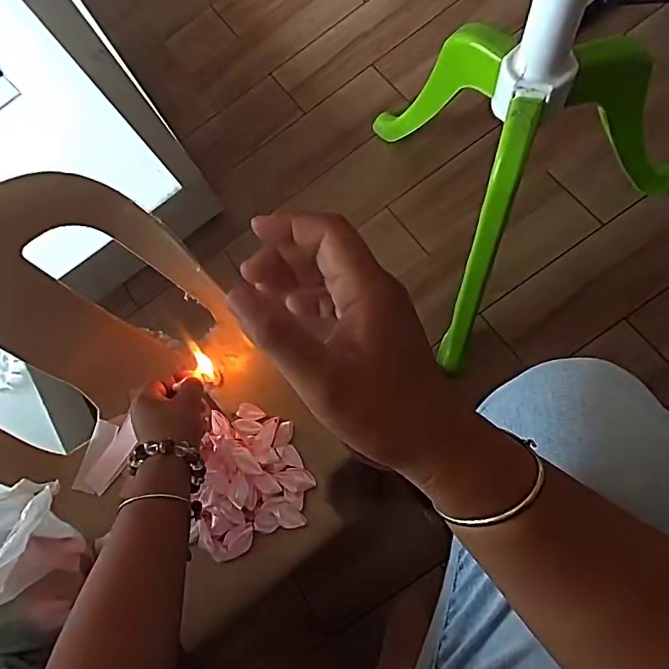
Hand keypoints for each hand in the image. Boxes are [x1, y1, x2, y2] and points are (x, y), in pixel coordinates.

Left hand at [123, 377, 206, 497]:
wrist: (169, 465)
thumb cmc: (177, 427)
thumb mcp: (189, 400)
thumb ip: (193, 385)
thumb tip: (193, 381)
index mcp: (144, 397)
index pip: (164, 380)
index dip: (182, 380)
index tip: (198, 384)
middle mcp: (140, 412)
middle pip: (168, 398)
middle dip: (188, 400)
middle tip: (202, 405)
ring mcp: (146, 429)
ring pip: (171, 414)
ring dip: (188, 414)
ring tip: (202, 420)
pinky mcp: (154, 444)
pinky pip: (171, 429)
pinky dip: (184, 428)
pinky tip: (195, 433)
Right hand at [225, 214, 483, 478]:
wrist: (434, 443)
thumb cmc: (379, 411)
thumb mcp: (319, 377)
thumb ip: (276, 333)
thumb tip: (235, 293)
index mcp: (366, 289)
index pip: (329, 234)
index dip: (289, 225)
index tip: (253, 230)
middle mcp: (376, 289)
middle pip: (328, 250)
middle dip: (284, 254)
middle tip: (247, 275)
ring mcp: (379, 308)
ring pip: (332, 274)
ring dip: (294, 276)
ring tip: (258, 291)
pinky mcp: (378, 328)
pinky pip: (339, 298)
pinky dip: (309, 299)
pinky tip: (289, 313)